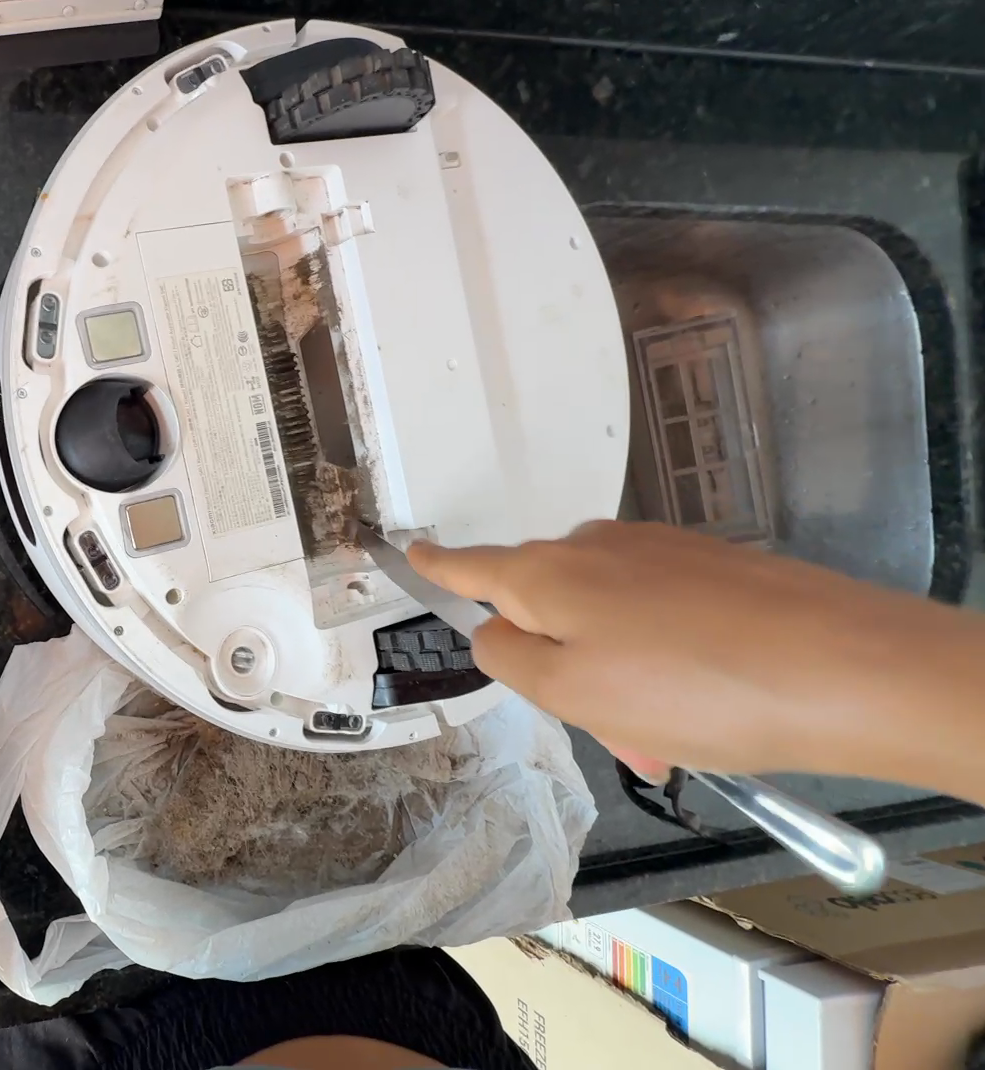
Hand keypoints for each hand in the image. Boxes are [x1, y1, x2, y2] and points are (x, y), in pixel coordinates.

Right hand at [409, 520, 984, 798]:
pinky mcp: (718, 564)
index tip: (410, 549)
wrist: (869, 673)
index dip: (435, 564)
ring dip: (616, 669)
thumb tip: (498, 632)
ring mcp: (659, 550)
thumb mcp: (567, 692)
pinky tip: (710, 700)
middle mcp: (592, 547)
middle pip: (544, 602)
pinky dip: (662, 655)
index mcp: (544, 576)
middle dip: (560, 659)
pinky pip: (658, 611)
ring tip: (671, 730)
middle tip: (613, 728)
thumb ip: (504, 657)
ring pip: (605, 614)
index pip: (469, 566)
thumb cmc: (691, 689)